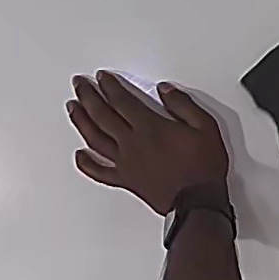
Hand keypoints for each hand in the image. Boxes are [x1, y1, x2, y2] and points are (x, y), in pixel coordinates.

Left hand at [68, 71, 228, 213]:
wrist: (198, 202)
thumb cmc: (202, 167)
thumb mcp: (205, 126)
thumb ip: (182, 105)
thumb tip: (165, 90)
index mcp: (150, 127)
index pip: (121, 100)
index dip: (109, 86)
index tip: (102, 77)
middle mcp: (132, 143)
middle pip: (102, 114)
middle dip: (88, 96)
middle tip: (79, 84)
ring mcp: (126, 163)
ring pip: (95, 138)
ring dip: (81, 121)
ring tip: (73, 108)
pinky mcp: (127, 180)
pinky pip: (100, 172)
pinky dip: (86, 163)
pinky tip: (79, 155)